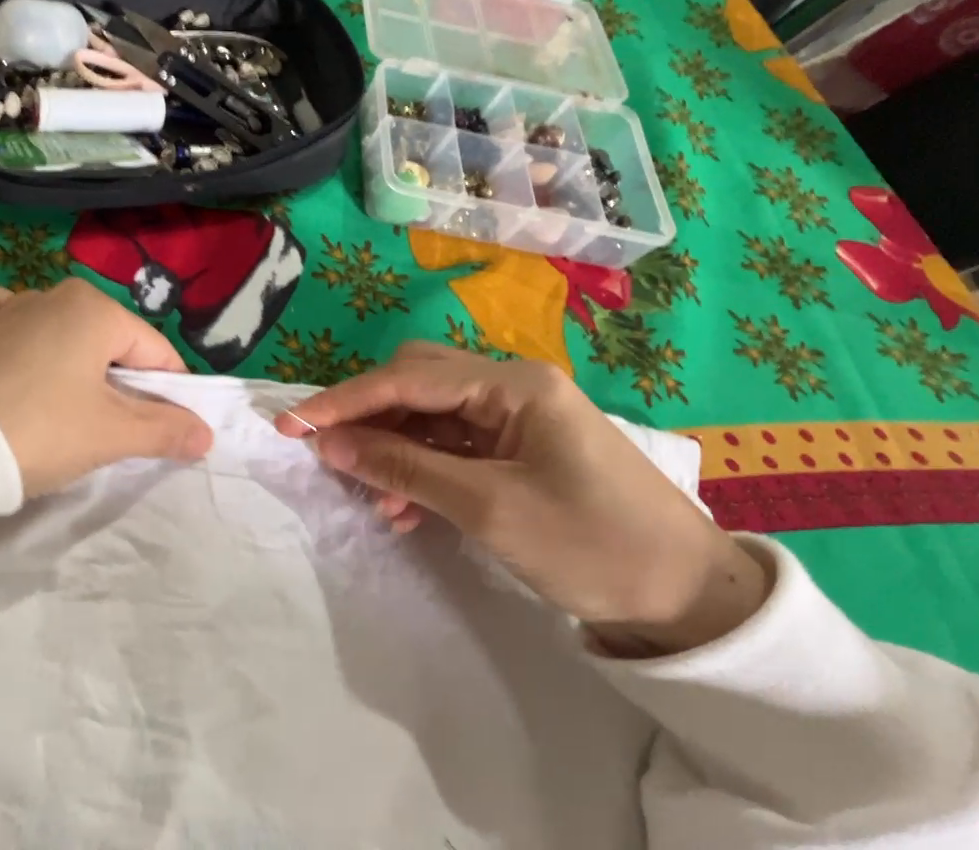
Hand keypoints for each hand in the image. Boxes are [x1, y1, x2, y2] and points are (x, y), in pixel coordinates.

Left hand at [0, 279, 213, 497]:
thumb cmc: (40, 430)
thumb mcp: (111, 435)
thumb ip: (164, 430)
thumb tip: (206, 433)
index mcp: (93, 309)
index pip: (154, 354)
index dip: (167, 396)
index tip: (164, 435)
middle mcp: (49, 295)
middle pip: (105, 343)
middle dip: (115, 384)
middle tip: (105, 434)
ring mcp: (2, 307)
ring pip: (54, 330)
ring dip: (66, 364)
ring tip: (58, 412)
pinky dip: (8, 331)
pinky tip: (8, 352)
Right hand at [276, 342, 768, 655]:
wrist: (688, 600)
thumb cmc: (591, 544)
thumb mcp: (488, 507)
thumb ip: (403, 466)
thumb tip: (328, 442)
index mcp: (513, 385)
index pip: (406, 378)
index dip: (342, 401)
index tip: (289, 426)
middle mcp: (511, 388)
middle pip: (413, 385)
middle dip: (366, 418)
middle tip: (327, 456)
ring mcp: (515, 419)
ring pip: (426, 417)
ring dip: (391, 451)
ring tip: (374, 501)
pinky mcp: (517, 450)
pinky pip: (448, 446)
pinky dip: (418, 470)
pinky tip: (404, 508)